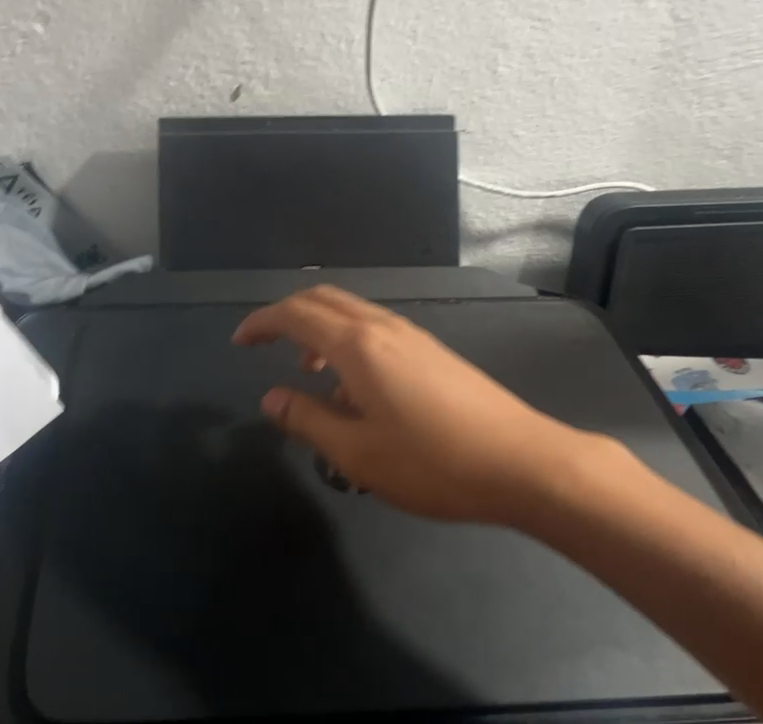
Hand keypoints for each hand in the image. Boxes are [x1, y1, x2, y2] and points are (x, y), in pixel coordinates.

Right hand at [233, 286, 615, 524]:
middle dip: (287, 315)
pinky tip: (357, 389)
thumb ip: (307, 421)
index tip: (239, 341)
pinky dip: (348, 341)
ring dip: (320, 329)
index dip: (261, 322)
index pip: (296, 315)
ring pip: (352, 312)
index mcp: (358, 346)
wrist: (523, 463)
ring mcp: (414, 336)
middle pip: (324, 300)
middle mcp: (384, 328)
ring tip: (308, 373)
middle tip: (264, 345)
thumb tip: (270, 399)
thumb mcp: (356, 453)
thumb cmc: (432, 462)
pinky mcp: (434, 352)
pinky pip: (376, 329)